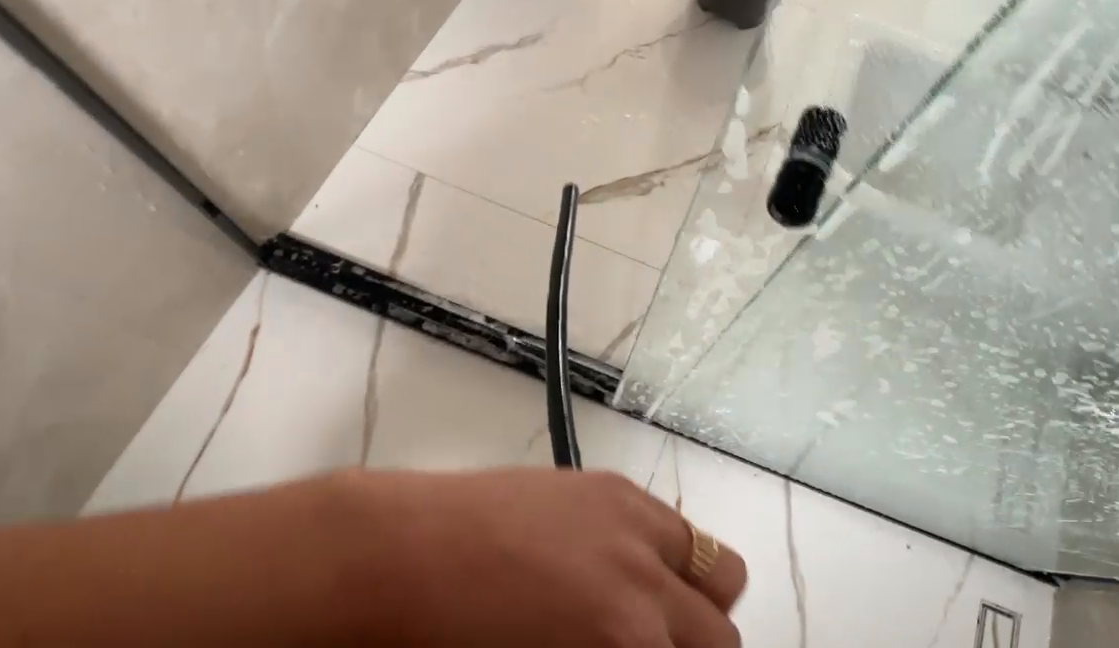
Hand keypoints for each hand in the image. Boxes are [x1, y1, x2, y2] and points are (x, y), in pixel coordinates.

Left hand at [342, 468, 748, 647]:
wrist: (397, 559)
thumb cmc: (449, 644)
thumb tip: (637, 644)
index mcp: (625, 640)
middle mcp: (645, 580)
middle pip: (721, 634)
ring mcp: (634, 522)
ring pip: (720, 571)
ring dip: (697, 603)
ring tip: (651, 617)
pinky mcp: (613, 486)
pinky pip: (675, 527)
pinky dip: (666, 557)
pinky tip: (617, 571)